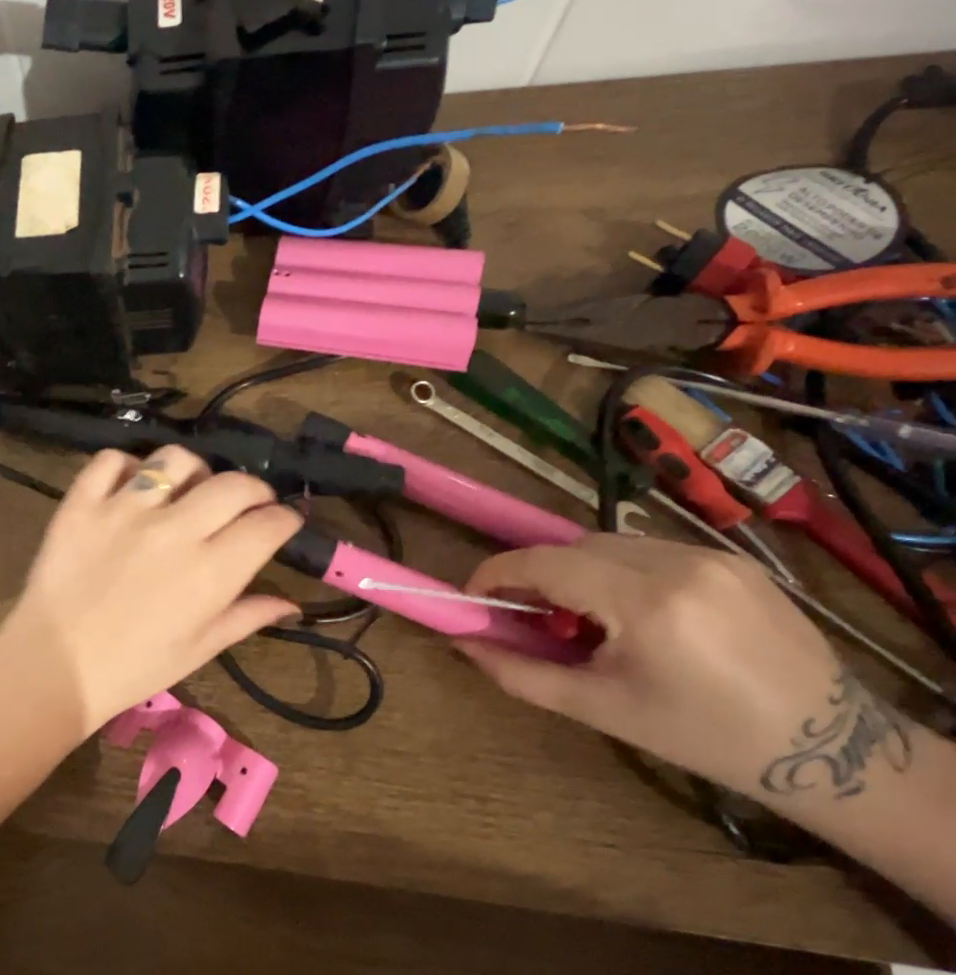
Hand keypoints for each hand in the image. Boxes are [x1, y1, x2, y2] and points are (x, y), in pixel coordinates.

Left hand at [0, 447, 301, 736]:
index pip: (267, 524)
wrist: (55, 664)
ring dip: (192, 472)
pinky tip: (131, 487)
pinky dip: (126, 466)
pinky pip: (110, 461)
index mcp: (211, 572)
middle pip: (233, 484)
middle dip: (253, 491)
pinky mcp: (82, 503)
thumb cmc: (133, 667)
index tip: (283, 522)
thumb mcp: (198, 650)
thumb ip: (245, 617)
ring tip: (186, 491)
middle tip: (246, 504)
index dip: (285, 518)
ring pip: (174, 460)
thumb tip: (290, 604)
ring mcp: (124, 510)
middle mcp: (174, 530)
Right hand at [459, 534, 842, 794]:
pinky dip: (622, 570)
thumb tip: (462, 642)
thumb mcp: (602, 709)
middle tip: (531, 617)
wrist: (832, 751)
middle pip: (574, 546)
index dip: (497, 573)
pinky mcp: (735, 559)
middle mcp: (680, 563)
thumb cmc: (704, 737)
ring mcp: (714, 556)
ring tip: (586, 618)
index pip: (545, 562)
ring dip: (580, 570)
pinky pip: (651, 549)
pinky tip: (634, 612)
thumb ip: (521, 672)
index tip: (474, 597)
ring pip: (611, 543)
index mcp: (647, 603)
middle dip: (539, 575)